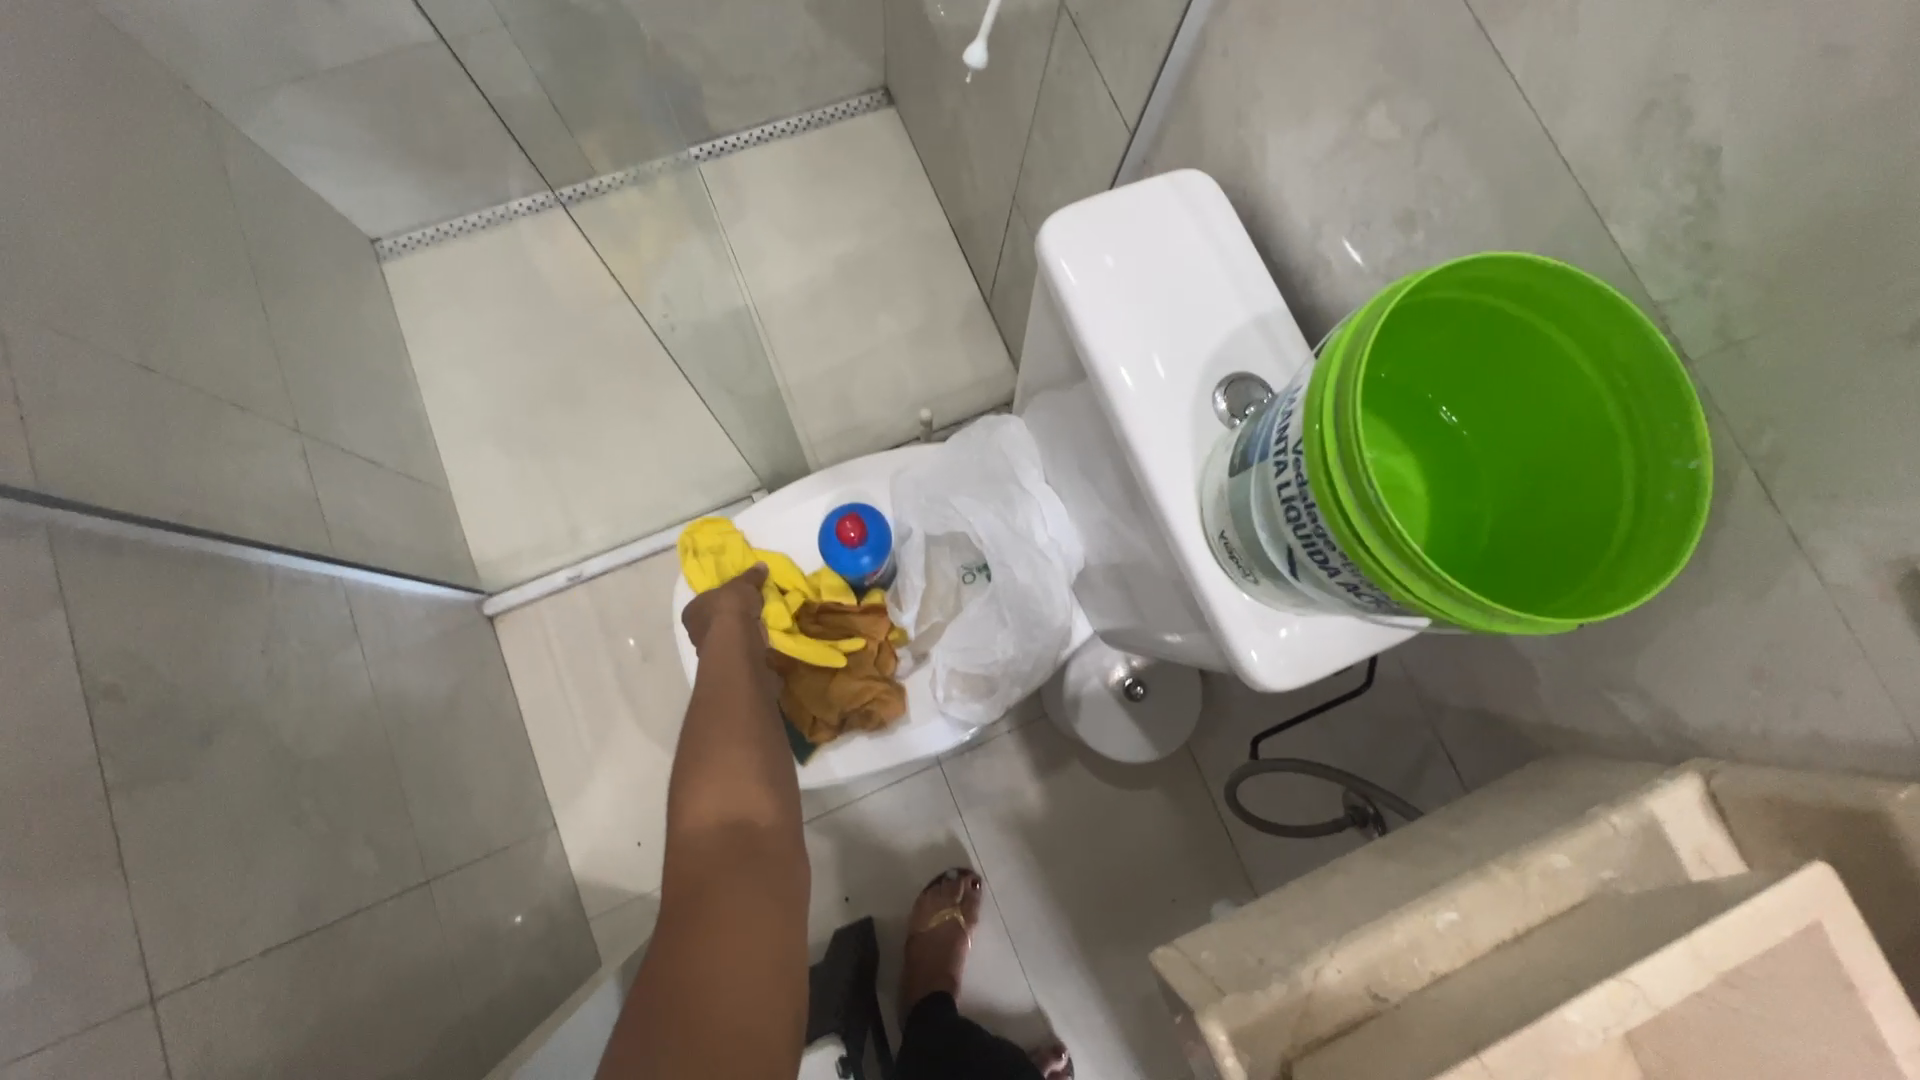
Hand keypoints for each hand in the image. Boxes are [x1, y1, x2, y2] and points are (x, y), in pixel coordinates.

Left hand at [682, 564, 768, 652]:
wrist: (737, 640)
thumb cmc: (730, 607)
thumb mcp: (743, 584)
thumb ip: (751, 576)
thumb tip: (761, 565)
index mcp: (691, 610)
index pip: (703, 601)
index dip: (719, 597)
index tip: (734, 596)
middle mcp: (694, 630)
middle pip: (713, 619)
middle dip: (729, 615)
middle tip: (748, 608)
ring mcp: (708, 648)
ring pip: (724, 635)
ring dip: (738, 630)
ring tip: (757, 622)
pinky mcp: (724, 660)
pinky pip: (735, 646)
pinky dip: (745, 642)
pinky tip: (757, 636)